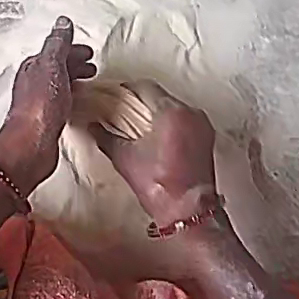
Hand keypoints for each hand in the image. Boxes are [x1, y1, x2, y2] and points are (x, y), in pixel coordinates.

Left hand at [0, 17, 95, 193]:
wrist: (32, 145)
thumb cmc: (39, 107)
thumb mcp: (51, 66)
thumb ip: (58, 44)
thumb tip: (62, 23)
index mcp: (34, 67)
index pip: (55, 51)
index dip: (72, 50)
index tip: (87, 51)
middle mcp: (34, 84)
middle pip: (56, 67)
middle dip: (74, 64)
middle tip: (89, 64)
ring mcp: (40, 103)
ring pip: (59, 85)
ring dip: (74, 80)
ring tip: (88, 82)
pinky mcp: (47, 120)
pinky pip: (62, 102)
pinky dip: (72, 97)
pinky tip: (78, 104)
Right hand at [92, 82, 243, 283]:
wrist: (188, 212)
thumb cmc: (160, 187)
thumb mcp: (124, 158)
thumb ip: (106, 136)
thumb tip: (92, 126)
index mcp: (172, 112)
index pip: (145, 86)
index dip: (126, 90)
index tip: (114, 97)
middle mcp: (191, 113)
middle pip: (160, 95)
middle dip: (140, 101)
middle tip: (122, 111)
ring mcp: (202, 124)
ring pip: (174, 107)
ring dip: (156, 112)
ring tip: (138, 126)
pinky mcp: (207, 137)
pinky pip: (185, 119)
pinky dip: (170, 122)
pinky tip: (156, 137)